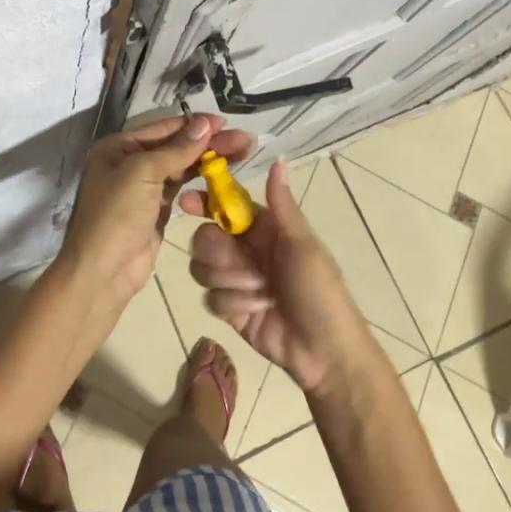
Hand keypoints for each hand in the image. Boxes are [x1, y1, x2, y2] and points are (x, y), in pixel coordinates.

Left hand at [57, 114, 252, 298]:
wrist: (103, 272)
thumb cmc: (116, 215)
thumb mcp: (142, 173)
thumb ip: (176, 149)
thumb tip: (204, 123)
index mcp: (120, 147)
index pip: (164, 128)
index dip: (196, 125)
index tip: (227, 123)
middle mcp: (131, 163)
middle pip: (176, 147)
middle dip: (210, 143)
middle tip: (245, 140)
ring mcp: (145, 188)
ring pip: (183, 168)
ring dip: (210, 161)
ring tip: (243, 154)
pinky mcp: (158, 211)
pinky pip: (183, 190)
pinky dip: (203, 183)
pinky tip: (224, 178)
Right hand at [182, 161, 372, 393]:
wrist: (323, 351)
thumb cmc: (320, 291)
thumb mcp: (304, 245)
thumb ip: (282, 205)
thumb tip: (278, 160)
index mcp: (264, 228)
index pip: (225, 205)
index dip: (204, 201)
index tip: (187, 203)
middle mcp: (245, 249)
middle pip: (204, 237)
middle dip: (220, 253)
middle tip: (247, 265)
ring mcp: (235, 279)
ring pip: (202, 267)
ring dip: (230, 281)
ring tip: (260, 292)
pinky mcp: (228, 308)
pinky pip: (209, 296)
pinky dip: (232, 304)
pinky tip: (255, 311)